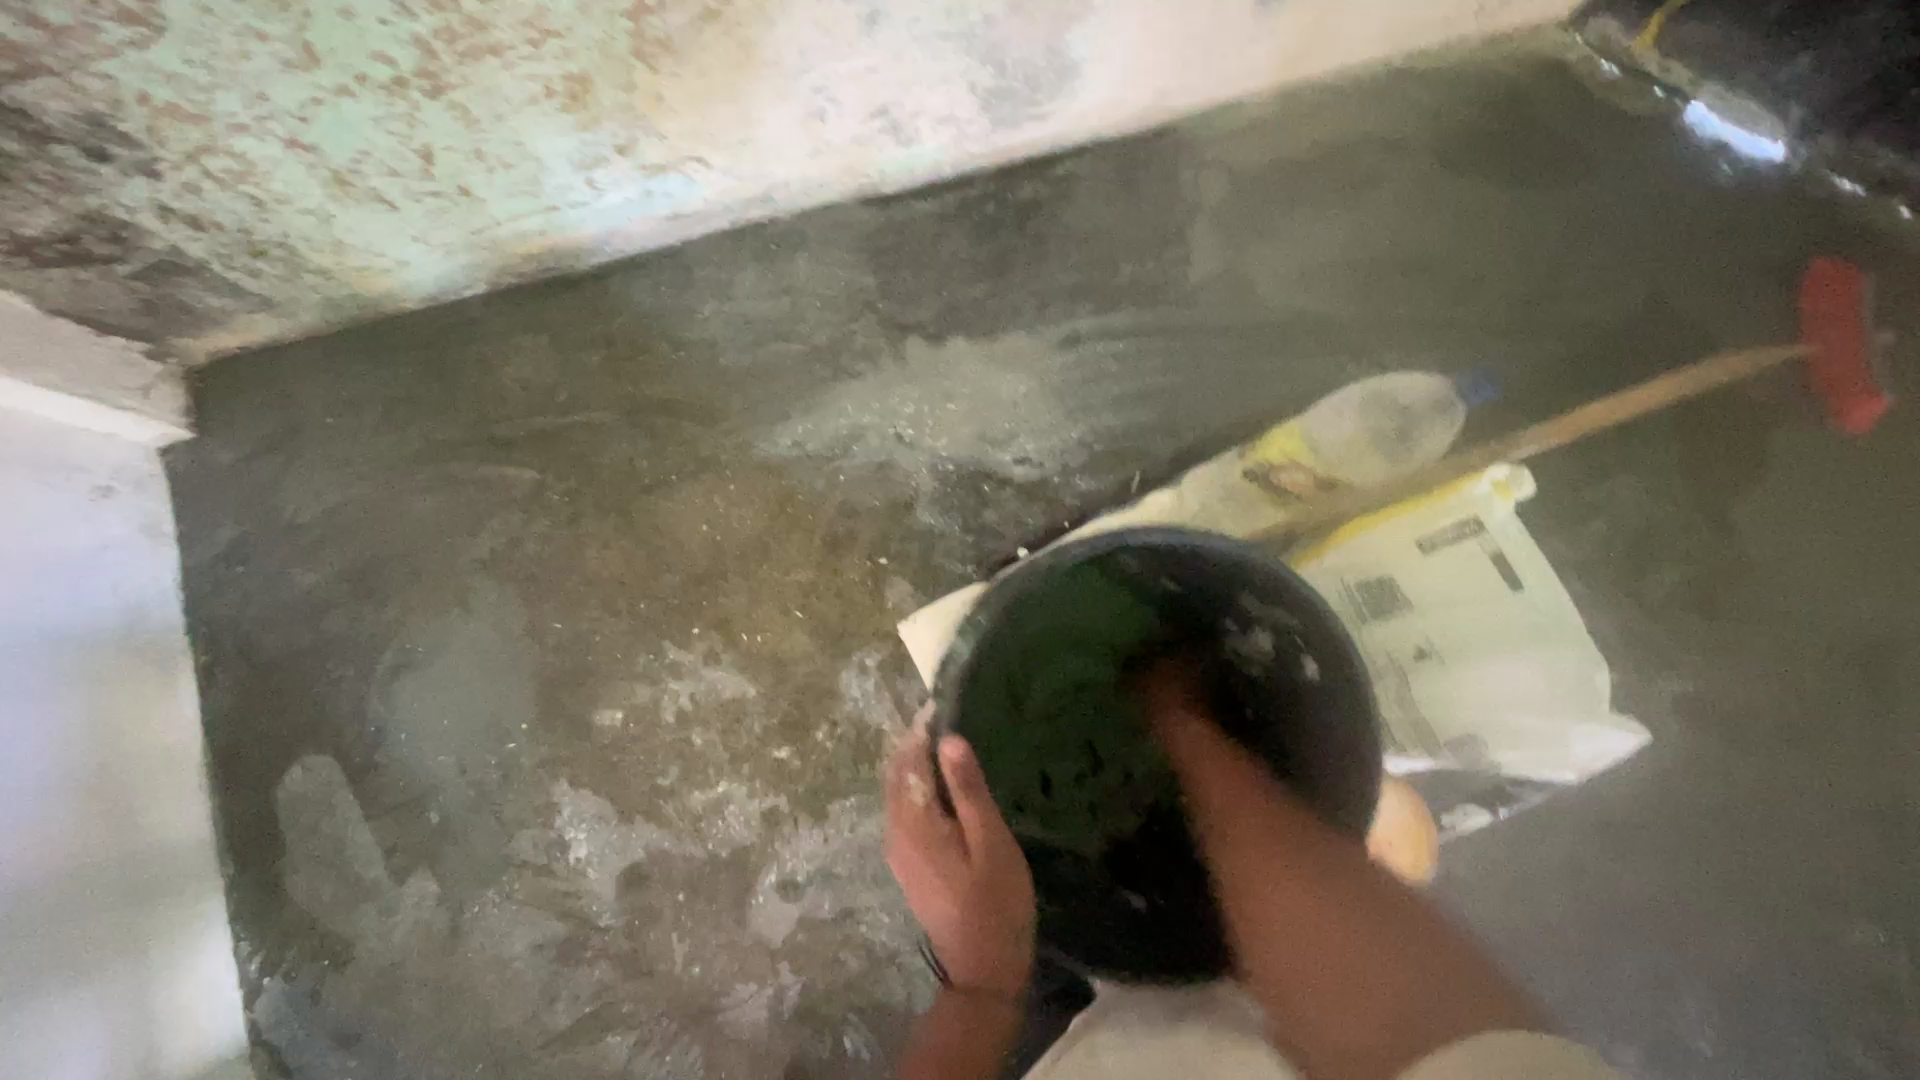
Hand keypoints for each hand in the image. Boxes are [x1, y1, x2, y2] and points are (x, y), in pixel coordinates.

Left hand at [884, 705, 1035, 999]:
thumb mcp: (991, 842)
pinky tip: (945, 783)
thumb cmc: (995, 902)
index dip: (922, 729)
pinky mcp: (907, 861)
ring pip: (899, 791)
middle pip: (897, 773)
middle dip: (916, 742)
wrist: (981, 970)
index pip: (908, 760)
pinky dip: (919, 786)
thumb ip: (968, 790)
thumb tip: (949, 738)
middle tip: (946, 715)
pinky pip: (905, 809)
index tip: (942, 703)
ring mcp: (898, 849)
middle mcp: (896, 831)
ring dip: (917, 763)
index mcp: (914, 822)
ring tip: (948, 741)